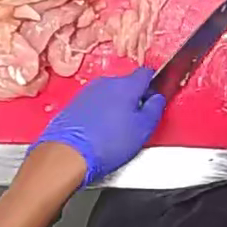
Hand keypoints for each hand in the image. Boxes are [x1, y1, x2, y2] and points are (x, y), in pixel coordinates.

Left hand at [31, 67, 166, 184]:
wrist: (68, 153)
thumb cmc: (110, 142)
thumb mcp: (143, 129)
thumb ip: (155, 109)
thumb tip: (157, 97)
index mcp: (126, 85)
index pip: (146, 73)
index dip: (153, 85)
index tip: (153, 100)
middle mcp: (105, 82)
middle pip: (126, 85)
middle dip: (132, 99)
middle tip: (136, 122)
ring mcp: (87, 92)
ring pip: (108, 95)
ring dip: (114, 107)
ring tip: (115, 132)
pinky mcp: (73, 105)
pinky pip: (93, 105)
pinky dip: (98, 115)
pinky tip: (98, 133)